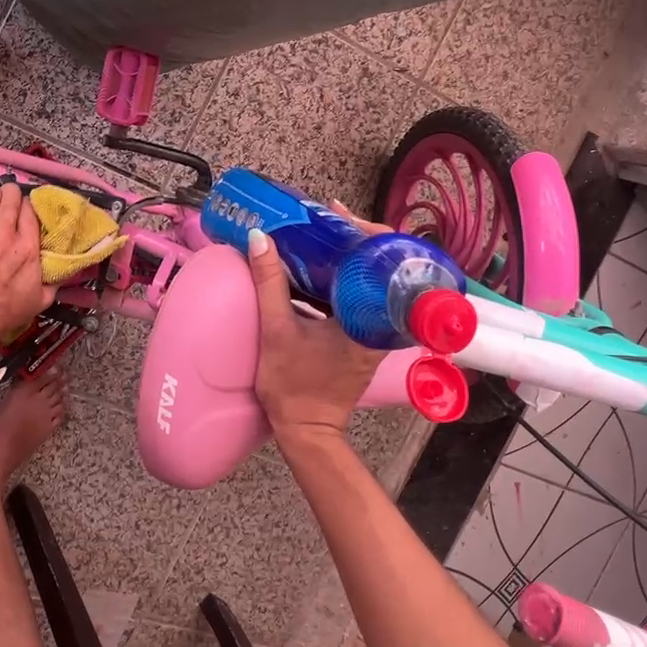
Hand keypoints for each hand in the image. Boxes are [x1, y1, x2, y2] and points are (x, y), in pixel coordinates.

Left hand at [0, 181, 52, 342]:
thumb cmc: (3, 314)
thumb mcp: (41, 300)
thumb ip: (54, 280)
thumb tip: (64, 268)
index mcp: (27, 248)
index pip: (29, 209)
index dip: (26, 204)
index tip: (22, 209)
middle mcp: (5, 235)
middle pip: (9, 195)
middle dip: (8, 194)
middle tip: (4, 201)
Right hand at [249, 217, 387, 444]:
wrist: (305, 430)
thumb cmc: (293, 385)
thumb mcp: (276, 329)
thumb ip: (269, 282)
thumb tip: (258, 237)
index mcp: (370, 322)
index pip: (387, 266)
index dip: (369, 234)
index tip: (341, 216)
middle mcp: (382, 325)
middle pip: (382, 269)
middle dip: (357, 238)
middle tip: (327, 217)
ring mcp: (374, 332)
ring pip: (372, 281)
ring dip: (350, 255)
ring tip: (322, 232)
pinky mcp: (362, 338)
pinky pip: (360, 296)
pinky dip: (344, 276)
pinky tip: (320, 264)